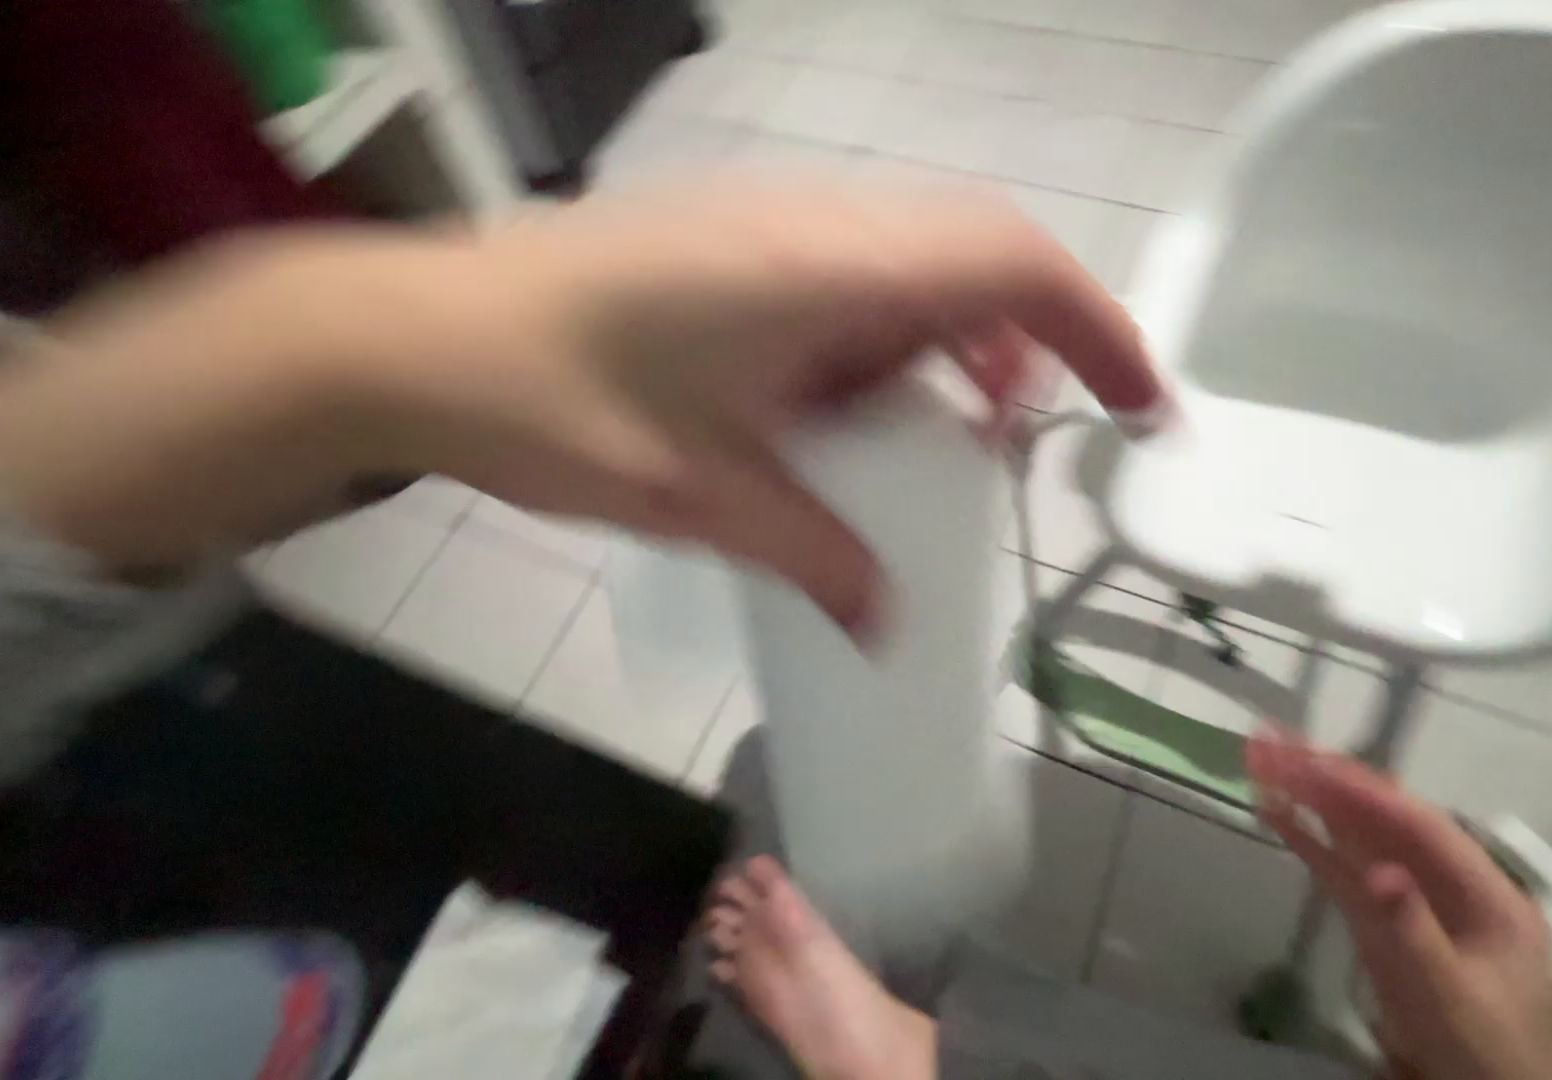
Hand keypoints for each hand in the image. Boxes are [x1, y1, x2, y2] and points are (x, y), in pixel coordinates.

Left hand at [0, 178, 1159, 632]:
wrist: (415, 339)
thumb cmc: (554, 407)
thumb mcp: (701, 499)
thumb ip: (811, 556)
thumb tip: (884, 623)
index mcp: (823, 270)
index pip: (1010, 264)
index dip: (1094, 327)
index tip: (1136, 404)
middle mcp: (810, 224)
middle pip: (972, 255)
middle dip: (1025, 345)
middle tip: (1018, 444)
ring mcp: (764, 226)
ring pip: (908, 266)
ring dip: (947, 345)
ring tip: (935, 440)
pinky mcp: (727, 248)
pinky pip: (846, 279)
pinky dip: (880, 341)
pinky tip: (845, 408)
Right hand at [1246, 729, 1551, 1079]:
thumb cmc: (1480, 1051)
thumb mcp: (1451, 995)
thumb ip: (1414, 931)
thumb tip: (1377, 871)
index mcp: (1487, 894)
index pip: (1421, 825)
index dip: (1367, 791)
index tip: (1315, 761)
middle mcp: (1447, 879)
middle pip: (1381, 816)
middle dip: (1327, 777)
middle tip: (1271, 741)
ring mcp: (1409, 891)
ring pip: (1353, 830)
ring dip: (1307, 793)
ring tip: (1259, 757)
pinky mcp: (1376, 909)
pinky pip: (1338, 861)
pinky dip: (1304, 834)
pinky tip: (1268, 808)